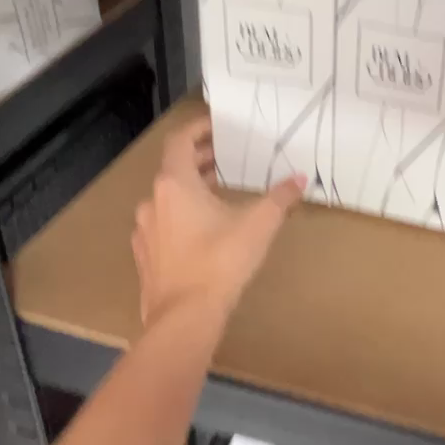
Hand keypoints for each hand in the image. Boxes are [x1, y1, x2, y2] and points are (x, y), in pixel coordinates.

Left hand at [131, 117, 303, 329]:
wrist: (184, 319)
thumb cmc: (220, 261)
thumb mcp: (259, 224)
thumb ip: (280, 197)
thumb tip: (300, 178)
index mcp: (175, 184)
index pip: (180, 141)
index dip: (199, 129)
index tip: (218, 126)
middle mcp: (153, 201)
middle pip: (174, 168)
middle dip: (201, 160)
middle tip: (228, 157)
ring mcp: (145, 231)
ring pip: (168, 197)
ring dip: (192, 189)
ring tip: (220, 192)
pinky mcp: (145, 256)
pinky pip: (163, 223)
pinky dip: (183, 215)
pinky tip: (205, 229)